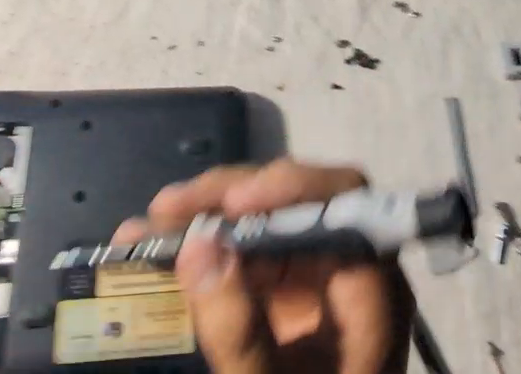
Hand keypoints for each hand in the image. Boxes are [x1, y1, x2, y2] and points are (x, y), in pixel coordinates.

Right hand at [116, 159, 412, 373]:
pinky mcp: (281, 292)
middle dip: (230, 198)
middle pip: (298, 203)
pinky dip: (202, 245)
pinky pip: (243, 250)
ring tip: (149, 225)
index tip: (233, 203)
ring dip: (206, 216)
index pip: (347, 208)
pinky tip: (159, 245)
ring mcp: (312, 279)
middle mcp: (346, 271)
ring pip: (264, 219)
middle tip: (171, 209)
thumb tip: (200, 245)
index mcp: (370, 292)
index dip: (293, 189)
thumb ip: (240, 332)